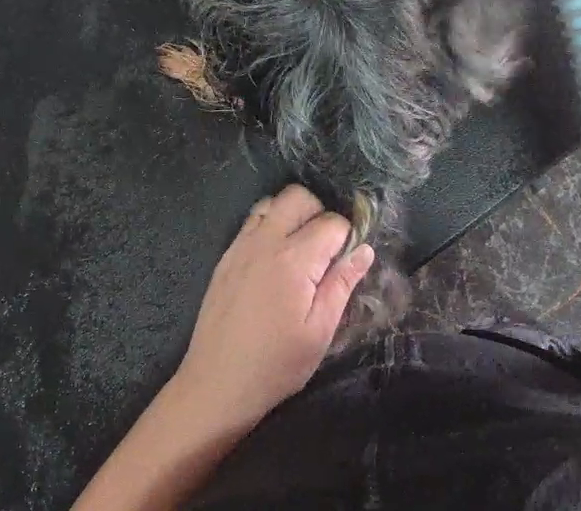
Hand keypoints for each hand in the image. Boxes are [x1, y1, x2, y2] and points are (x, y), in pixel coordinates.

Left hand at [169, 185, 373, 431]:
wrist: (216, 383)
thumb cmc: (275, 365)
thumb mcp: (319, 332)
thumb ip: (342, 285)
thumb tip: (365, 250)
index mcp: (294, 259)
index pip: (332, 223)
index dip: (347, 238)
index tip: (348, 262)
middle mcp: (265, 241)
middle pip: (299, 197)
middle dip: (320, 213)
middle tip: (326, 250)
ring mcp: (241, 246)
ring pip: (272, 203)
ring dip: (292, 215)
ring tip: (301, 250)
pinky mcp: (225, 257)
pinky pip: (251, 222)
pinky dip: (269, 226)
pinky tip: (275, 259)